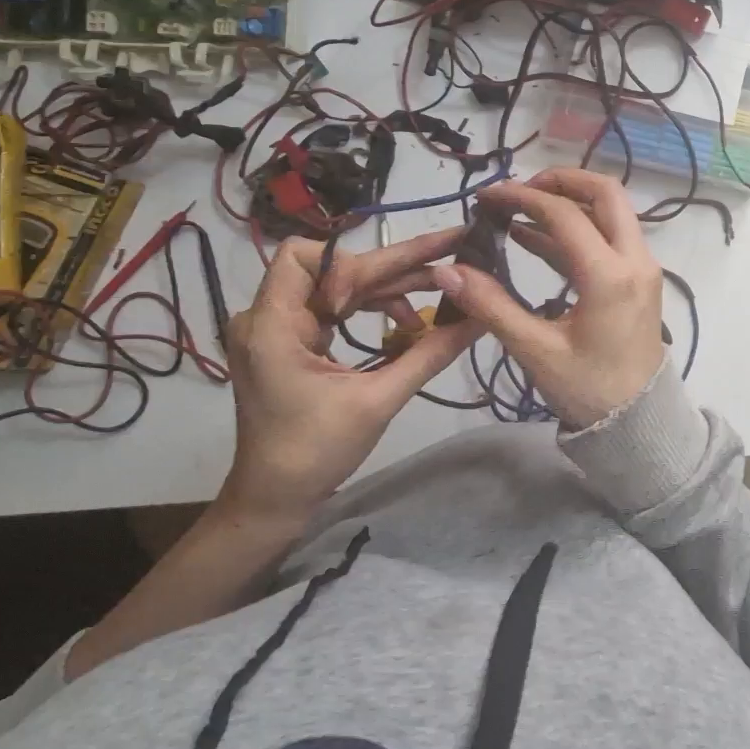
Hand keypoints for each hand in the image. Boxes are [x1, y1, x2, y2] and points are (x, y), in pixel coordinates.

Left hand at [220, 228, 486, 519]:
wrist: (275, 498)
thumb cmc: (316, 451)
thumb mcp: (379, 400)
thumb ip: (430, 353)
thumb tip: (480, 317)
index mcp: (272, 327)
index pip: (303, 257)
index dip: (350, 265)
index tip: (384, 294)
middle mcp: (268, 317)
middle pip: (335, 269)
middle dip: (394, 266)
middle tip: (454, 250)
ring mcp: (280, 329)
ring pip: (341, 286)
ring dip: (389, 290)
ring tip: (439, 297)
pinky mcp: (293, 342)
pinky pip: (337, 309)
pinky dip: (373, 310)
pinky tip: (408, 325)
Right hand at [432, 168, 663, 430]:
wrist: (639, 420)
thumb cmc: (589, 388)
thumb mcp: (536, 350)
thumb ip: (492, 306)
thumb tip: (448, 272)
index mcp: (610, 275)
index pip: (565, 214)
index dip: (522, 197)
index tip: (486, 197)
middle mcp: (635, 260)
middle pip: (605, 194)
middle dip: (560, 181)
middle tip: (516, 191)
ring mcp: (642, 268)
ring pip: (611, 213)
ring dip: (568, 204)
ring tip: (514, 213)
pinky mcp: (638, 279)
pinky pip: (609, 239)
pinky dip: (576, 231)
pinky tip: (531, 239)